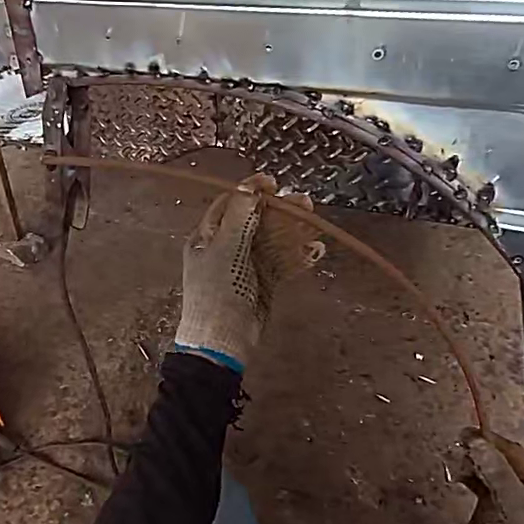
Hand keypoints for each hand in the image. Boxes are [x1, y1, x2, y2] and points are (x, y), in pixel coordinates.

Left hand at [173, 174, 323, 370]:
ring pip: (272, 241)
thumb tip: (248, 187)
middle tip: (303, 202)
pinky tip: (314, 250)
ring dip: (292, 231)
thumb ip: (239, 218)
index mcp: (208, 237)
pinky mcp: (263, 282)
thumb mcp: (225, 249)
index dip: (250, 191)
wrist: (223, 340)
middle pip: (256, 221)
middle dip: (279, 211)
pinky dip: (297, 256)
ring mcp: (246, 266)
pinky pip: (282, 263)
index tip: (272, 183)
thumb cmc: (217, 292)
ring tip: (312, 221)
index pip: (231, 205)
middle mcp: (227, 248)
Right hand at [460, 428, 523, 523]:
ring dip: (472, 465)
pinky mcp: (494, 512)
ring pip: (488, 473)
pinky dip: (469, 479)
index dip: (492, 442)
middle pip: (500, 462)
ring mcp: (510, 502)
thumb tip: (477, 443)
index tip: (469, 433)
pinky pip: (480, 488)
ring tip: (457, 462)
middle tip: (459, 446)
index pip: (515, 454)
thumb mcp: (515, 502)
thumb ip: (496, 470)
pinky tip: (459, 475)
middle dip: (480, 453)